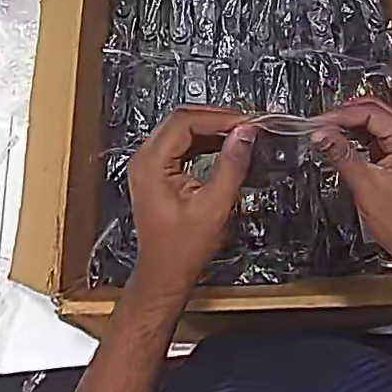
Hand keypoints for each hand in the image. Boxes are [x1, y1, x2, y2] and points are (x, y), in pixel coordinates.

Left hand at [128, 107, 254, 298]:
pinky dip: (205, 140)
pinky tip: (225, 145)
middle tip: (246, 125)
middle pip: (182, 120)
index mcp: (152, 164)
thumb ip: (232, 164)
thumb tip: (245, 132)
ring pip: (182, 128)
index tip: (246, 122)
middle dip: (217, 119)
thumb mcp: (215, 205)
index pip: (185, 122)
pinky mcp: (157, 170)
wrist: (165, 274)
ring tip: (240, 133)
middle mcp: (145, 158)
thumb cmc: (184, 248)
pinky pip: (182, 143)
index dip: (219, 118)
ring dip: (212, 128)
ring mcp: (148, 163)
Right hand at [312, 98, 391, 260]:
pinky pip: (377, 138)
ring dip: (351, 126)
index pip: (372, 112)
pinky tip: (343, 146)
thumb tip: (323, 135)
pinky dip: (358, 139)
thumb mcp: (367, 186)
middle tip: (322, 125)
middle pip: (375, 111)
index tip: (322, 123)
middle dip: (346, 116)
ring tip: (329, 135)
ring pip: (375, 123)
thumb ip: (343, 156)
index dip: (343, 115)